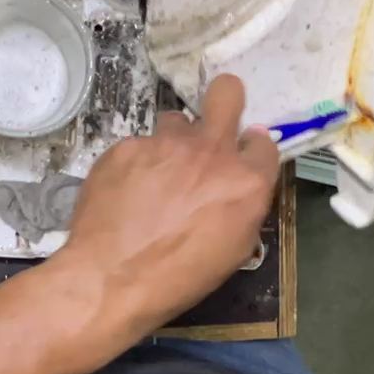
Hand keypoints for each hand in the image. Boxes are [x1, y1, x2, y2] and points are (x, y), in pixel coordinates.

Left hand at [53, 74, 279, 333]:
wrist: (110, 280)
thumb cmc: (179, 279)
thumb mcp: (232, 251)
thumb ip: (243, 206)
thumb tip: (242, 180)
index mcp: (245, 182)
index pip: (263, 143)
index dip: (251, 151)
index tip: (240, 160)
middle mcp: (210, 152)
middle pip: (227, 94)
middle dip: (226, 99)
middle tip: (212, 123)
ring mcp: (165, 144)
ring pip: (175, 122)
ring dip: (172, 143)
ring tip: (156, 175)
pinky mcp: (126, 147)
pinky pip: (138, 146)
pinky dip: (135, 165)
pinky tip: (123, 193)